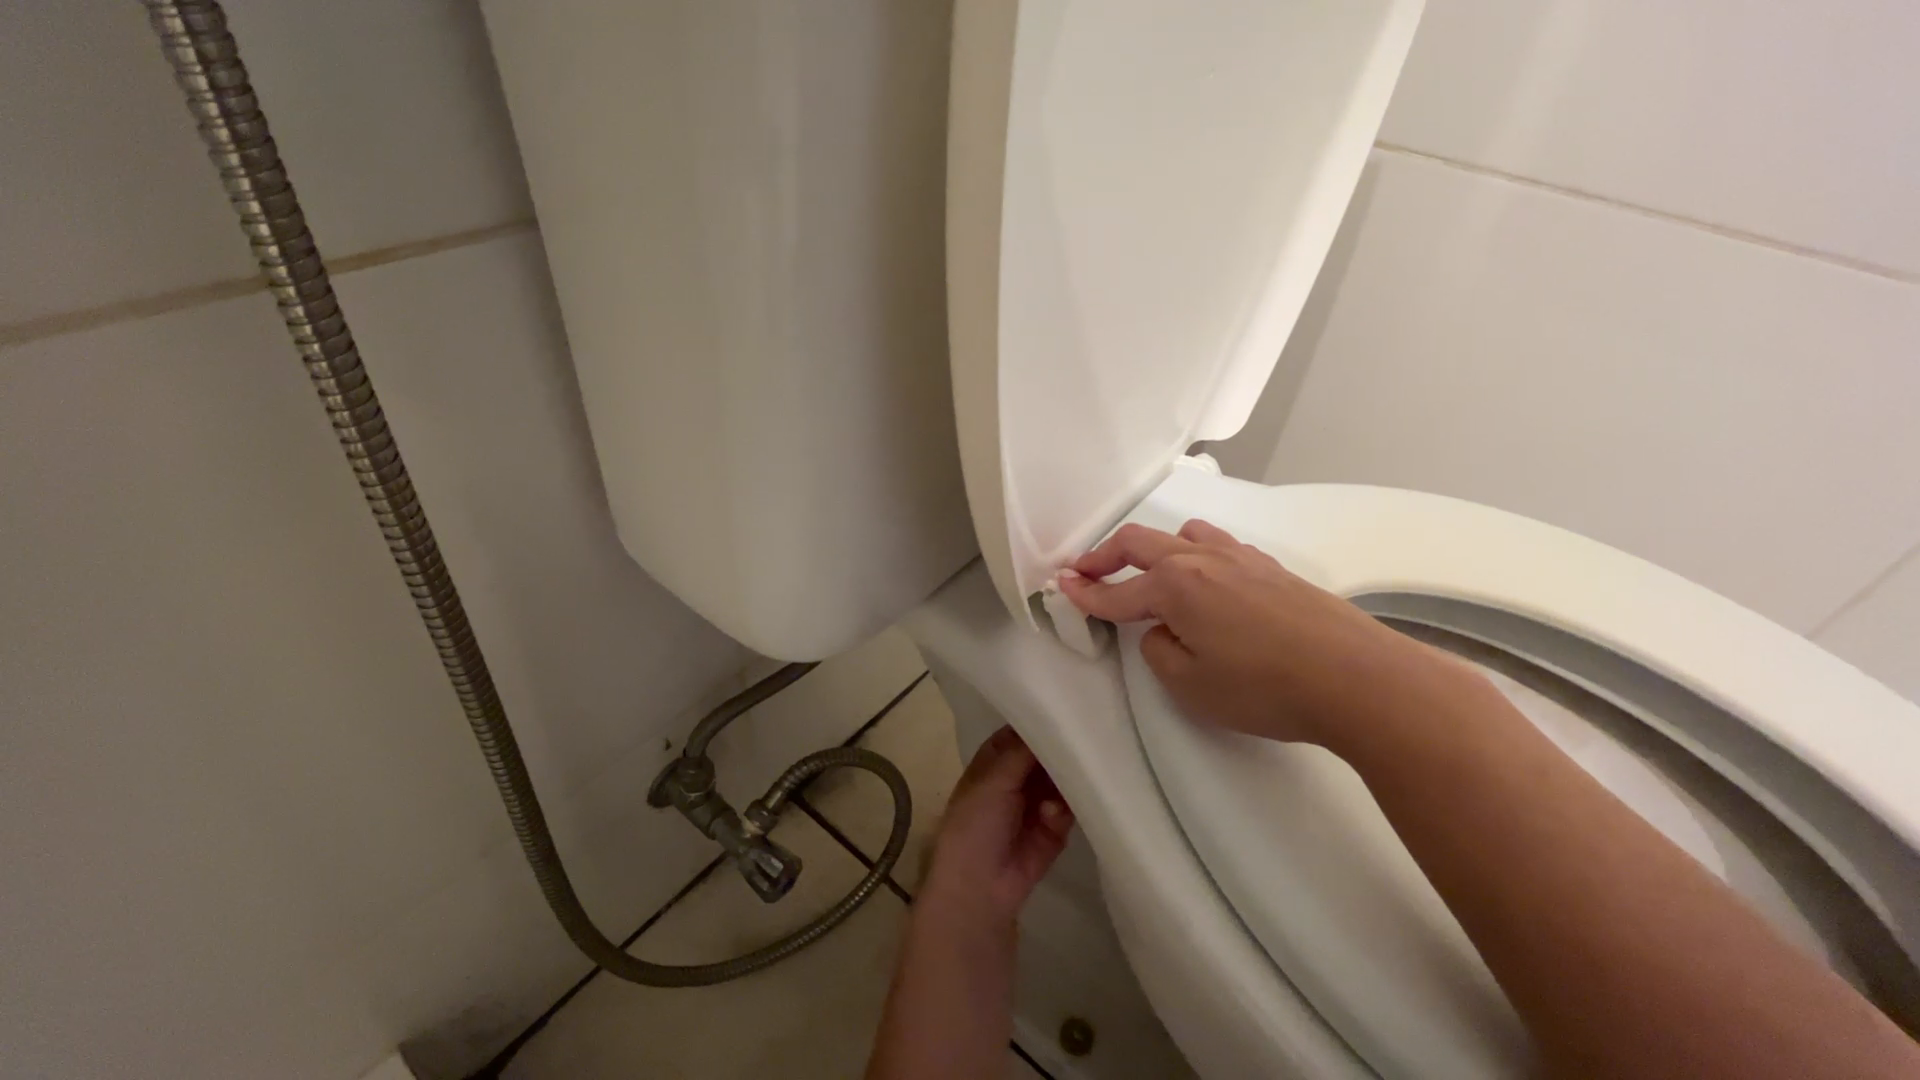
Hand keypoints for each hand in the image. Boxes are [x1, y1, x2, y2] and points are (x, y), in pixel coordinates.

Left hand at [921, 727, 1073, 923]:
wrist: (980, 887)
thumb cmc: (975, 825)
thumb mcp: (993, 780)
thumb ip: (1022, 750)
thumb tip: (1049, 717)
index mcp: (994, 760)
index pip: (1022, 731)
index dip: (1042, 719)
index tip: (1071, 704)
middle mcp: (1017, 776)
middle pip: (1047, 753)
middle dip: (1065, 746)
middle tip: (1091, 730)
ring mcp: (1038, 801)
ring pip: (1063, 777)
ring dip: (1071, 774)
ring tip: (1083, 766)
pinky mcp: (1056, 827)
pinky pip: (1073, 805)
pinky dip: (1072, 803)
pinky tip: (1060, 808)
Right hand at [1058, 520, 1456, 749]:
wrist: (1356, 677)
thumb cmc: (1264, 687)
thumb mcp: (1190, 685)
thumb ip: (1160, 652)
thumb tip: (1164, 631)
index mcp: (1175, 586)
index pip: (1117, 591)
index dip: (1086, 593)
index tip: (1062, 587)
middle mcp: (1204, 560)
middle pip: (1142, 543)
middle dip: (1106, 555)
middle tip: (1085, 569)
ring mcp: (1243, 559)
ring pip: (1186, 535)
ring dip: (1156, 547)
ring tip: (1149, 569)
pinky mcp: (1274, 569)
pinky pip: (1221, 547)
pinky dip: (1196, 556)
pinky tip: (1209, 582)